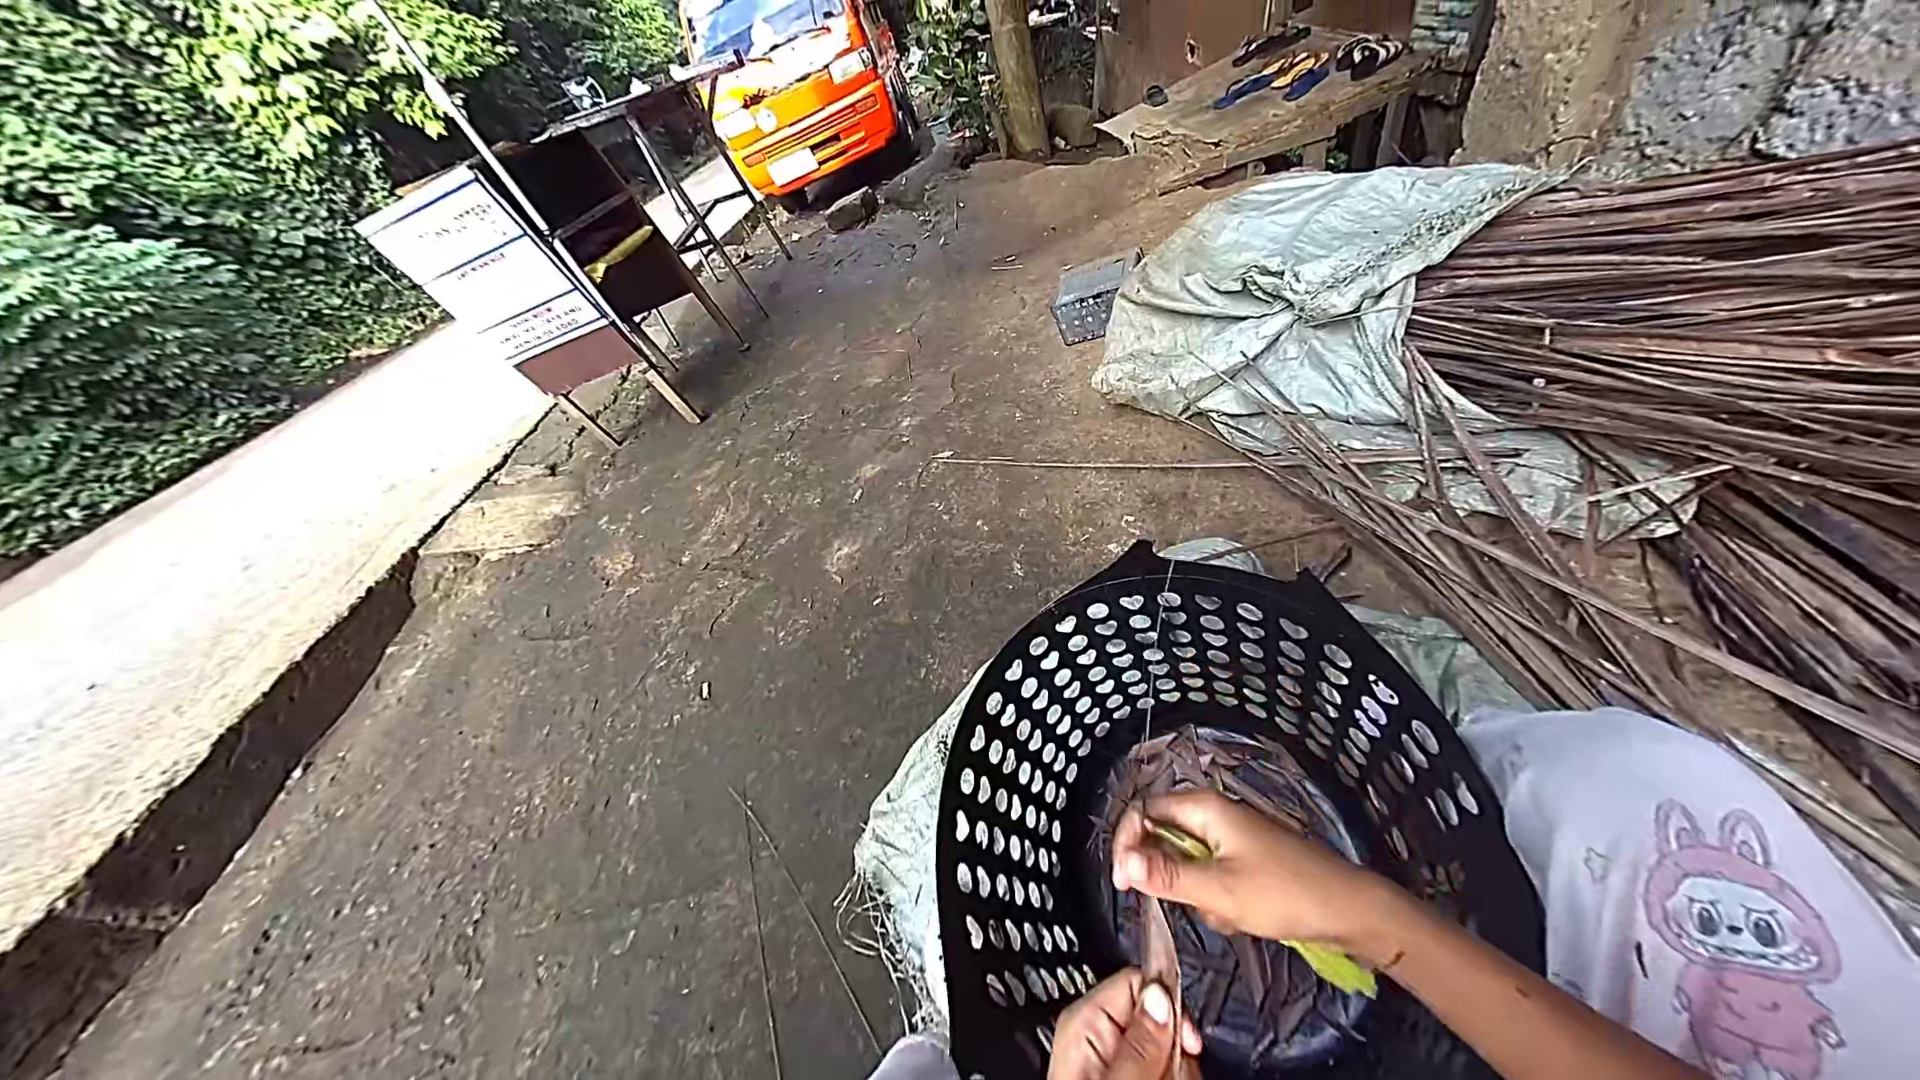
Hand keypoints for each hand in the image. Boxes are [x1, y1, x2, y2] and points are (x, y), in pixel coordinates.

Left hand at [1048, 969, 1203, 1079]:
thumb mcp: (1117, 1078)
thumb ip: (1140, 1038)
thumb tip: (1161, 993)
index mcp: (1085, 1018)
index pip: (1138, 980)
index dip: (1169, 1005)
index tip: (1187, 1040)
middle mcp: (1097, 1033)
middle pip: (1158, 1017)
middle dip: (1175, 1047)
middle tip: (1169, 1073)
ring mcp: (1112, 1058)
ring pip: (1166, 1046)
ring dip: (1177, 1068)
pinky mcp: (1125, 1073)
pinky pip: (1162, 1065)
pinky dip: (1171, 1074)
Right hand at [1111, 790, 1406, 958]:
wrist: (1351, 910)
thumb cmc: (1284, 893)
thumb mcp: (1220, 890)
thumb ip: (1167, 875)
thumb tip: (1123, 862)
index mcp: (1201, 806)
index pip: (1141, 812)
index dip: (1126, 843)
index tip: (1124, 883)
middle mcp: (1209, 812)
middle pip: (1161, 835)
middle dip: (1168, 873)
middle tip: (1186, 902)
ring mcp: (1226, 833)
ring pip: (1183, 859)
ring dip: (1192, 889)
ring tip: (1223, 910)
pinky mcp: (1239, 855)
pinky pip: (1205, 871)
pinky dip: (1212, 895)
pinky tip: (1237, 913)